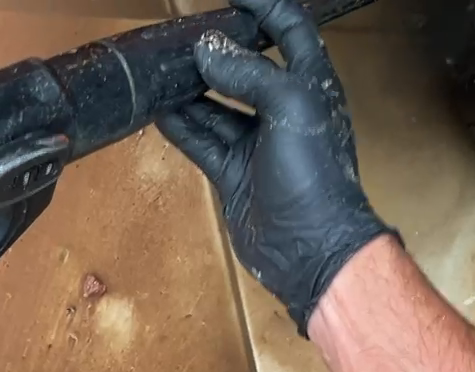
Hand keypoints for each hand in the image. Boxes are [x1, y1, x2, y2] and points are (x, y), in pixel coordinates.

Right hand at [156, 0, 391, 335]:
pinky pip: (203, 143)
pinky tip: (161, 112)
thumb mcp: (289, 107)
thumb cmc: (314, 175)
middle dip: (218, 52)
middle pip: (246, 69)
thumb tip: (209, 49)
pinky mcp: (233, 174)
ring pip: (216, 108)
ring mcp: (255, 144)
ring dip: (191, 92)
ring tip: (164, 73)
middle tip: (186, 38)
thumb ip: (248, 73)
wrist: (307, 246)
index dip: (265, 8)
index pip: (289, 30)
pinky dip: (182, 128)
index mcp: (310, 85)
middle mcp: (282, 110)